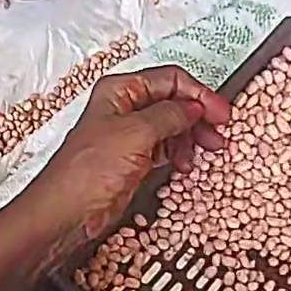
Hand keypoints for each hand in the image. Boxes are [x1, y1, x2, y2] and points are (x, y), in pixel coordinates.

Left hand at [24, 66, 229, 248]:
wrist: (69, 211)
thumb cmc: (90, 170)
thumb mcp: (136, 133)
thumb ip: (169, 115)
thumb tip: (194, 107)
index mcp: (121, 91)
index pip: (170, 80)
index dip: (199, 94)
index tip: (221, 113)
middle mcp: (125, 108)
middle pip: (174, 102)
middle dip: (199, 117)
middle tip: (220, 135)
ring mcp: (130, 135)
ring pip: (172, 127)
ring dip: (191, 138)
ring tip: (206, 153)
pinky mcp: (133, 160)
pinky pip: (165, 149)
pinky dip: (179, 154)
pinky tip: (186, 165)